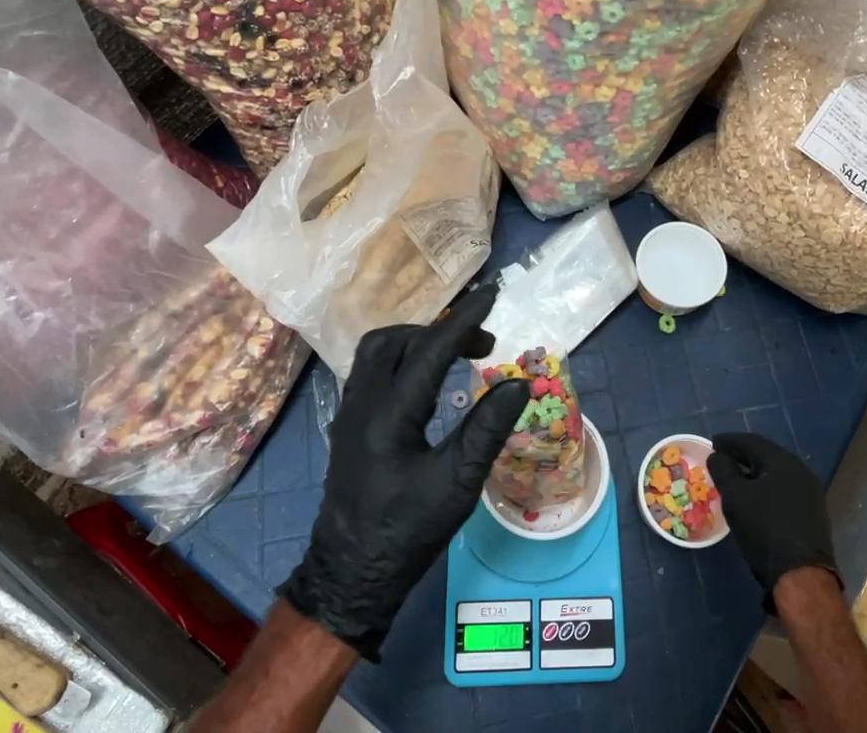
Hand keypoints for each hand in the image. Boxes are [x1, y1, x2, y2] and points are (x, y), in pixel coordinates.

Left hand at [278, 285, 528, 659]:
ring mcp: (349, 413)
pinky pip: (371, 372)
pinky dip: (401, 361)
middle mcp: (362, 403)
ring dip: (416, 342)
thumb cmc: (408, 531)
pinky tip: (424, 382)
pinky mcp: (347, 426)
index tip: (492, 293)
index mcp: (390, 413)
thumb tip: (519, 382)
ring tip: (454, 355)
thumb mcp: (457, 483)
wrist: (351, 573)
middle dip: (439, 330)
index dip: (464, 319)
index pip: (430, 349)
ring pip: (376, 353)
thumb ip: (487, 429)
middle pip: (395, 340)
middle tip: (480, 343)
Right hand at [712, 432, 840, 601]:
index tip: (712, 443)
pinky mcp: (813, 513)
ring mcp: (810, 493)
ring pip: (776, 475)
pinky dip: (766, 488)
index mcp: (783, 462)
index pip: (752, 442)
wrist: (801, 574)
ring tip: (735, 479)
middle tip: (722, 459)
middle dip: (742, 456)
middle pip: (766, 456)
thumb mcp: (735, 497)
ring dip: (755, 474)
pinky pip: (784, 490)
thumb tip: (717, 456)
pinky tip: (756, 499)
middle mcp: (801, 471)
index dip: (729, 441)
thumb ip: (723, 470)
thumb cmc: (764, 528)